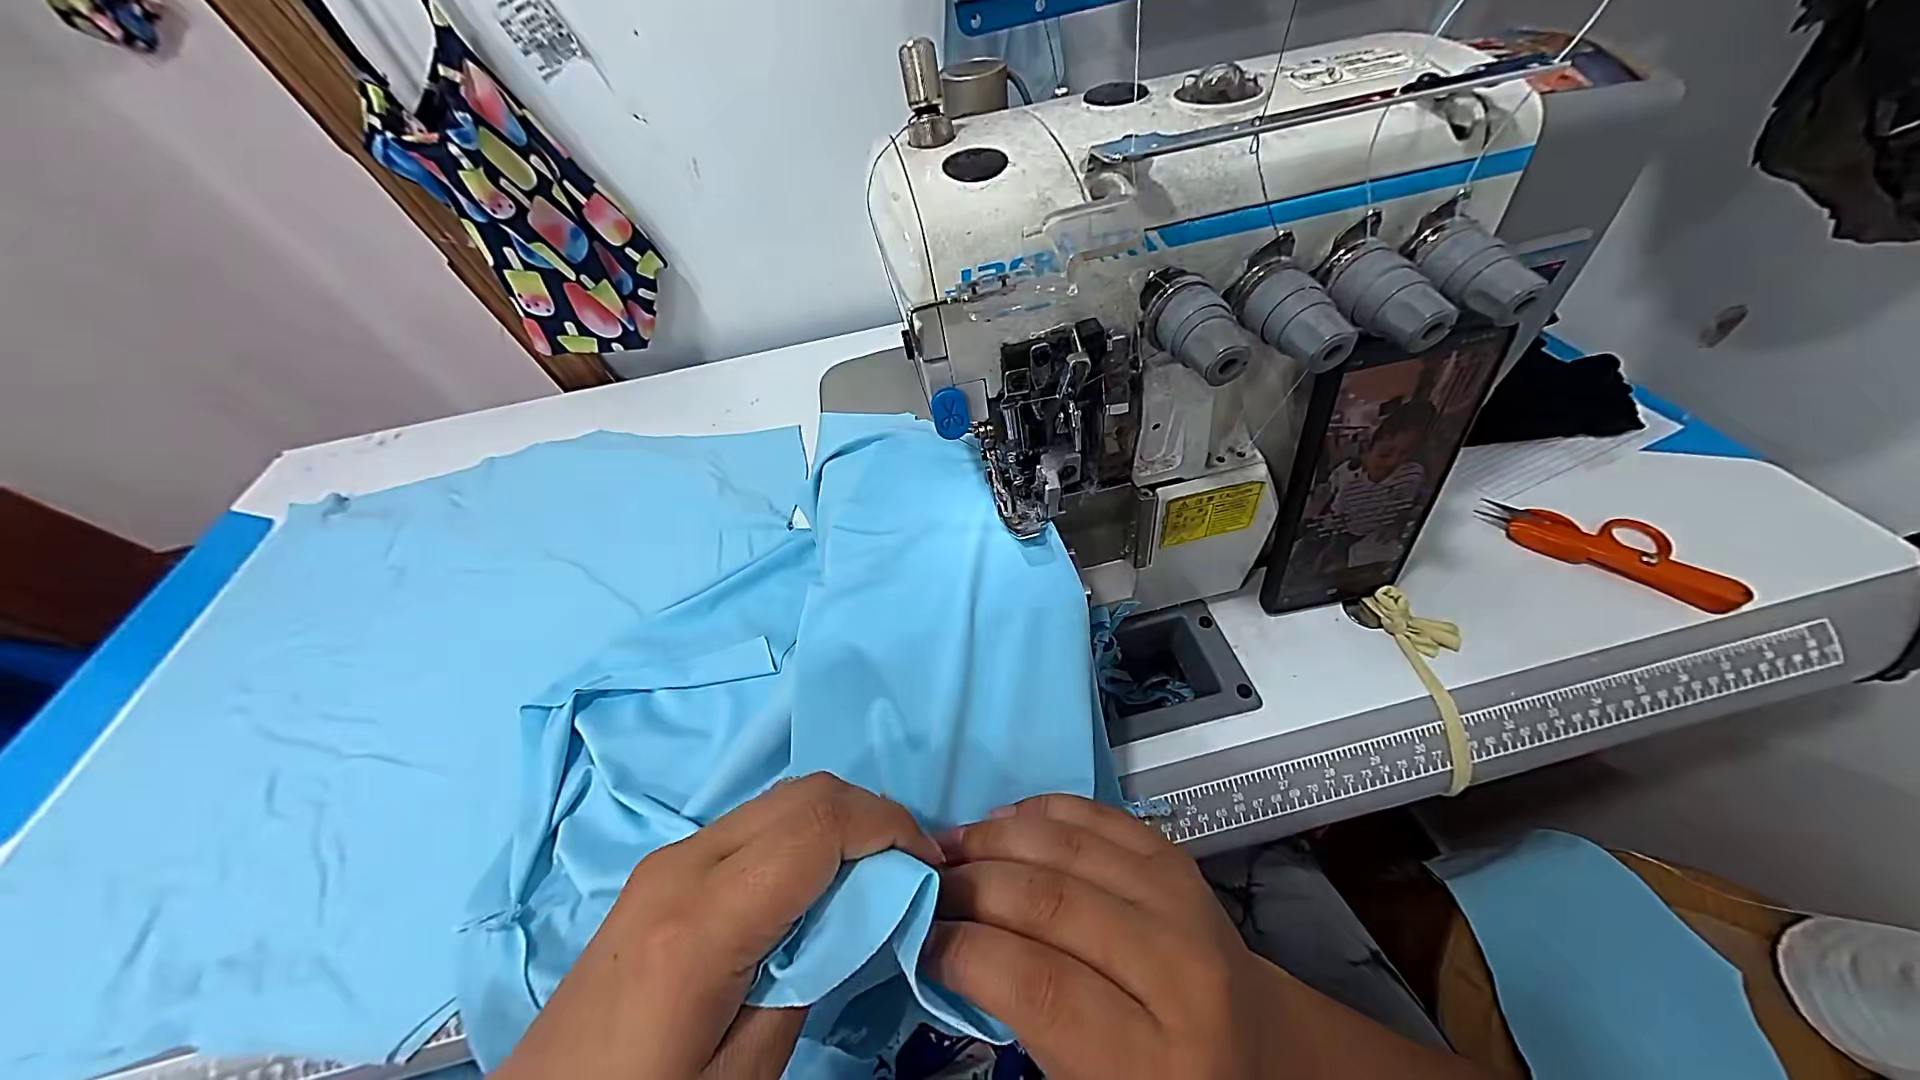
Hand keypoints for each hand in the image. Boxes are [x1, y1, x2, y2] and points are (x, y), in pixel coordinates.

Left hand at [494, 773, 943, 1079]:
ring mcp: (669, 856)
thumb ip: (810, 971)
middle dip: (871, 812)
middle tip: (908, 863)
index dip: (887, 827)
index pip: (818, 825)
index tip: (926, 863)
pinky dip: (805, 829)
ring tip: (873, 867)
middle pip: (804, 793)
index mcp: (703, 920)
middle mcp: (684, 862)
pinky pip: (755, 820)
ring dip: (839, 817)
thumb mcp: (743, 1073)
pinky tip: (818, 874)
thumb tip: (859, 902)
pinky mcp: (665, 866)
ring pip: (782, 797)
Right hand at [923, 795, 1485, 1079]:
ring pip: (1068, 846)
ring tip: (953, 845)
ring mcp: (1180, 899)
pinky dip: (1043, 811)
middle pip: (1048, 901)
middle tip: (926, 883)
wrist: (1262, 1050)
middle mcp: (1175, 969)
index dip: (964, 951)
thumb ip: (1021, 1026)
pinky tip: (1006, 820)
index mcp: (1152, 1058)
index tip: (922, 938)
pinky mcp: (1177, 859)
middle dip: (971, 885)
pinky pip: (1098, 816)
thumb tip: (941, 950)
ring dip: (997, 836)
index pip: (1037, 984)